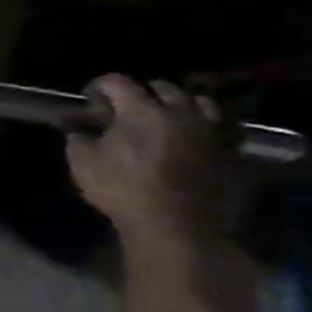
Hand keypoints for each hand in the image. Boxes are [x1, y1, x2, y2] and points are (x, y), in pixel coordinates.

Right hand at [65, 74, 230, 246]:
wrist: (178, 229)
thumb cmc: (123, 190)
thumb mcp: (82, 163)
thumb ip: (79, 139)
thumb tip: (79, 131)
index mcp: (140, 110)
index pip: (116, 81)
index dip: (99, 87)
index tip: (90, 102)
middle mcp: (179, 113)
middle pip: (162, 87)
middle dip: (142, 93)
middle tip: (128, 111)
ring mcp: (210, 134)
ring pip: (202, 103)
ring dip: (182, 106)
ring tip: (168, 121)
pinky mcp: (232, 156)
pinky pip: (224, 131)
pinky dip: (207, 129)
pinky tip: (194, 141)